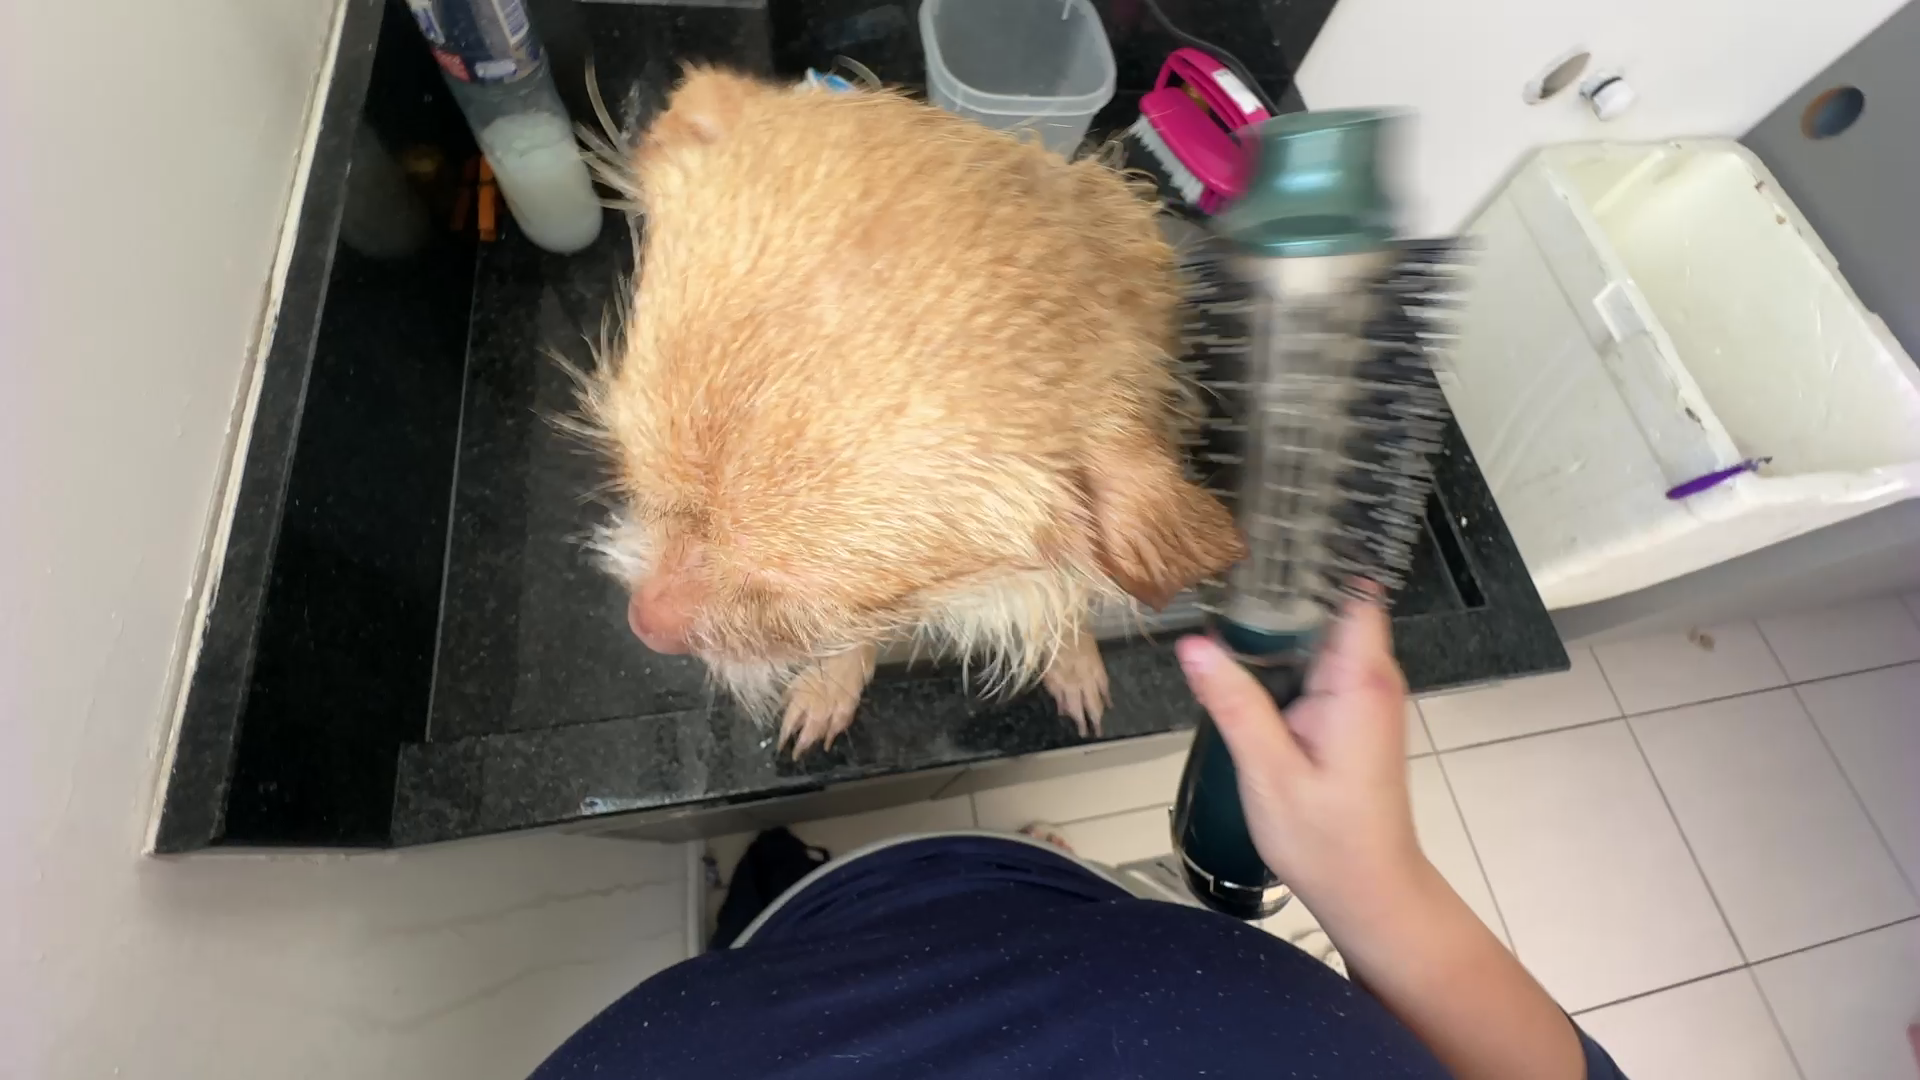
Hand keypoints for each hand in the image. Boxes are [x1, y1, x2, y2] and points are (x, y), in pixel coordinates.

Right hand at [1175, 591, 1424, 912]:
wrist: (1366, 890)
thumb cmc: (1325, 836)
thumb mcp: (1267, 769)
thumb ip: (1232, 702)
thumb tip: (1191, 643)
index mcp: (1358, 680)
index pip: (1351, 595)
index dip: (1309, 567)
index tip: (1256, 553)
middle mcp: (1370, 678)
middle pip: (1326, 608)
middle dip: (1274, 593)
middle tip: (1212, 583)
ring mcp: (1362, 694)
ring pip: (1316, 635)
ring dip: (1272, 625)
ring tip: (1216, 613)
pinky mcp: (1349, 711)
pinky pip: (1314, 662)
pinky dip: (1279, 654)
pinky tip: (1239, 659)